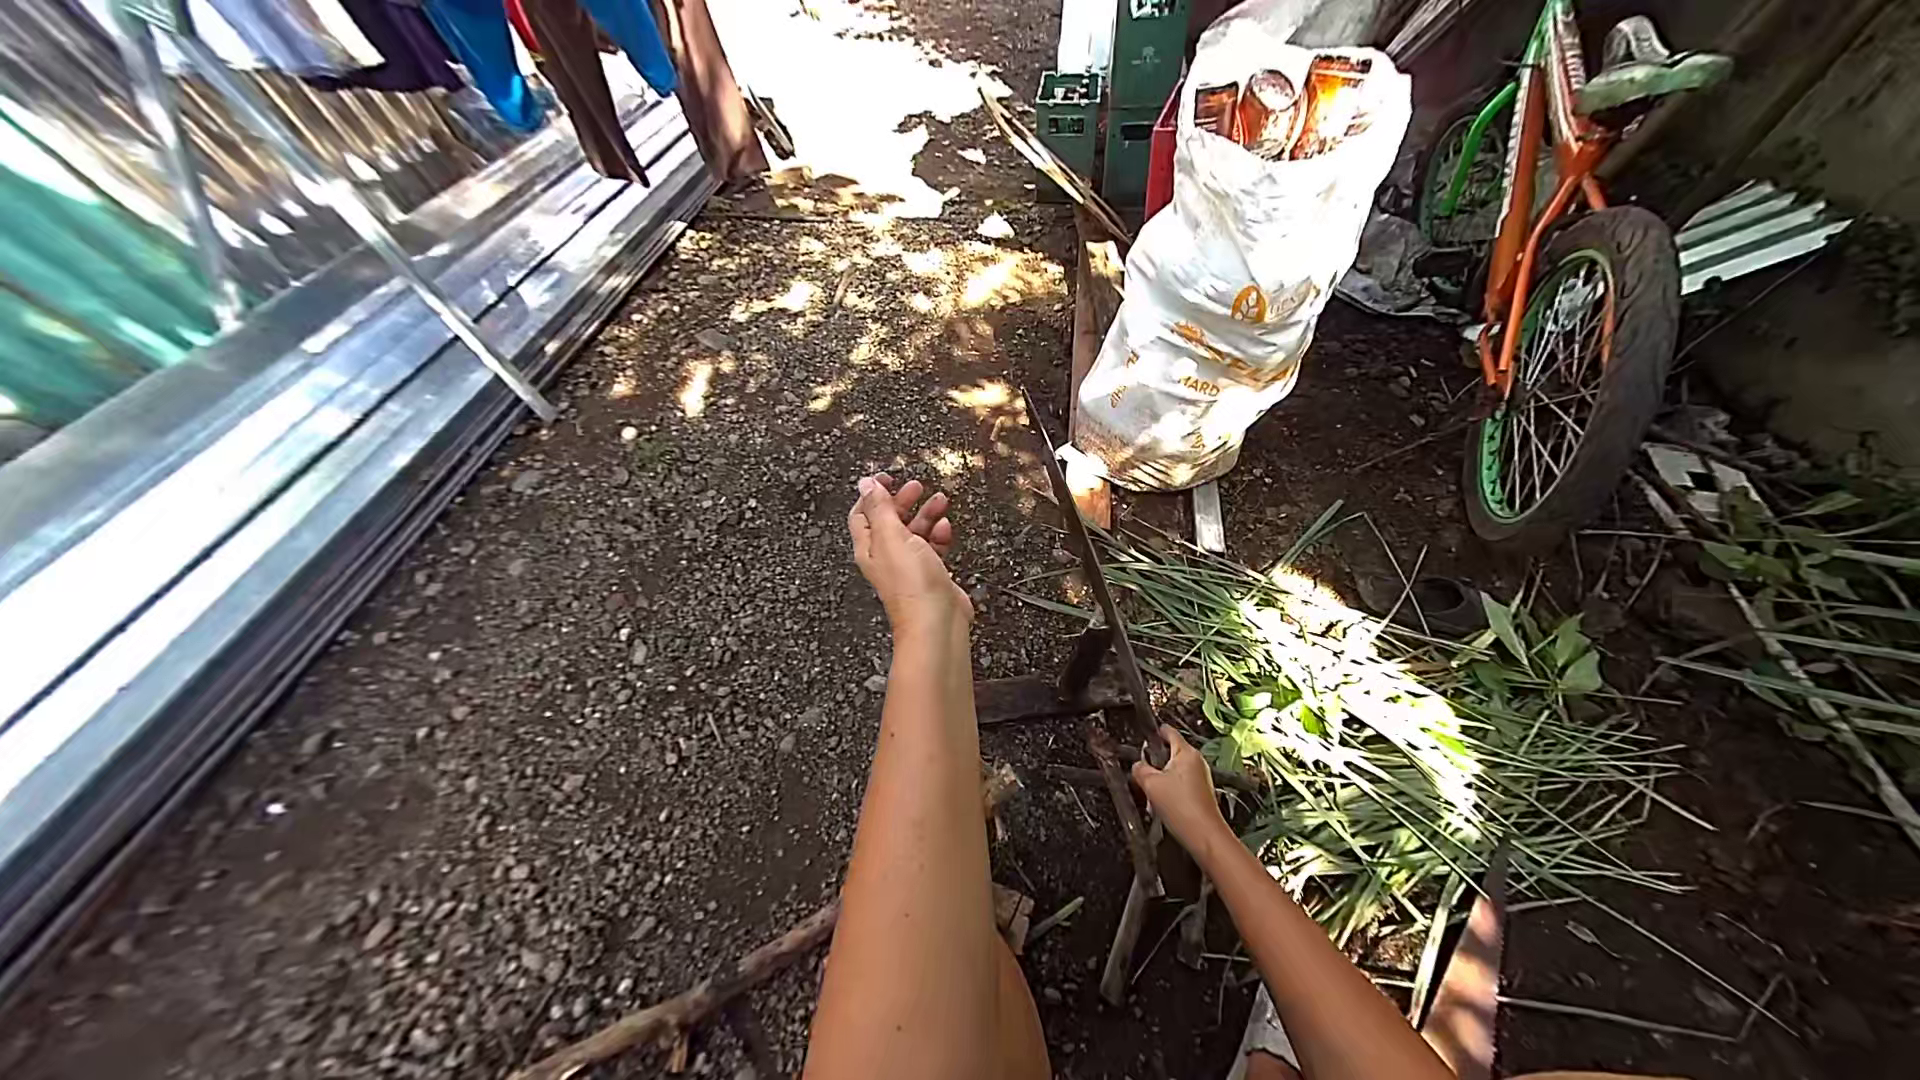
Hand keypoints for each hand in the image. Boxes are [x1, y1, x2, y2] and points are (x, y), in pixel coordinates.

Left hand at [847, 474, 969, 635]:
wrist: (937, 622)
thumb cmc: (912, 585)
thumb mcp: (891, 536)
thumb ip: (879, 508)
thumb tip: (865, 483)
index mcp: (869, 548)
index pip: (862, 515)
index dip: (872, 494)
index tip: (887, 477)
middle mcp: (886, 557)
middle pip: (890, 521)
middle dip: (903, 501)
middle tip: (917, 487)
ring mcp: (909, 566)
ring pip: (914, 532)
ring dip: (926, 514)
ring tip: (939, 501)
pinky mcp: (931, 574)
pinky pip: (933, 548)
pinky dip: (939, 535)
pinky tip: (945, 529)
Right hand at [1131, 726, 1229, 861]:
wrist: (1205, 837)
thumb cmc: (1183, 808)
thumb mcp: (1150, 784)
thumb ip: (1139, 769)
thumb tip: (1137, 766)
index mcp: (1186, 753)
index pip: (1169, 732)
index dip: (1155, 731)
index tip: (1147, 731)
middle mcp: (1197, 762)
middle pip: (1171, 752)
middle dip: (1155, 760)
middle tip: (1142, 768)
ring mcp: (1201, 778)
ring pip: (1175, 770)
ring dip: (1161, 777)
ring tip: (1151, 791)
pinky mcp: (1201, 793)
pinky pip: (1181, 784)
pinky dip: (1170, 789)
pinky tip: (1162, 803)